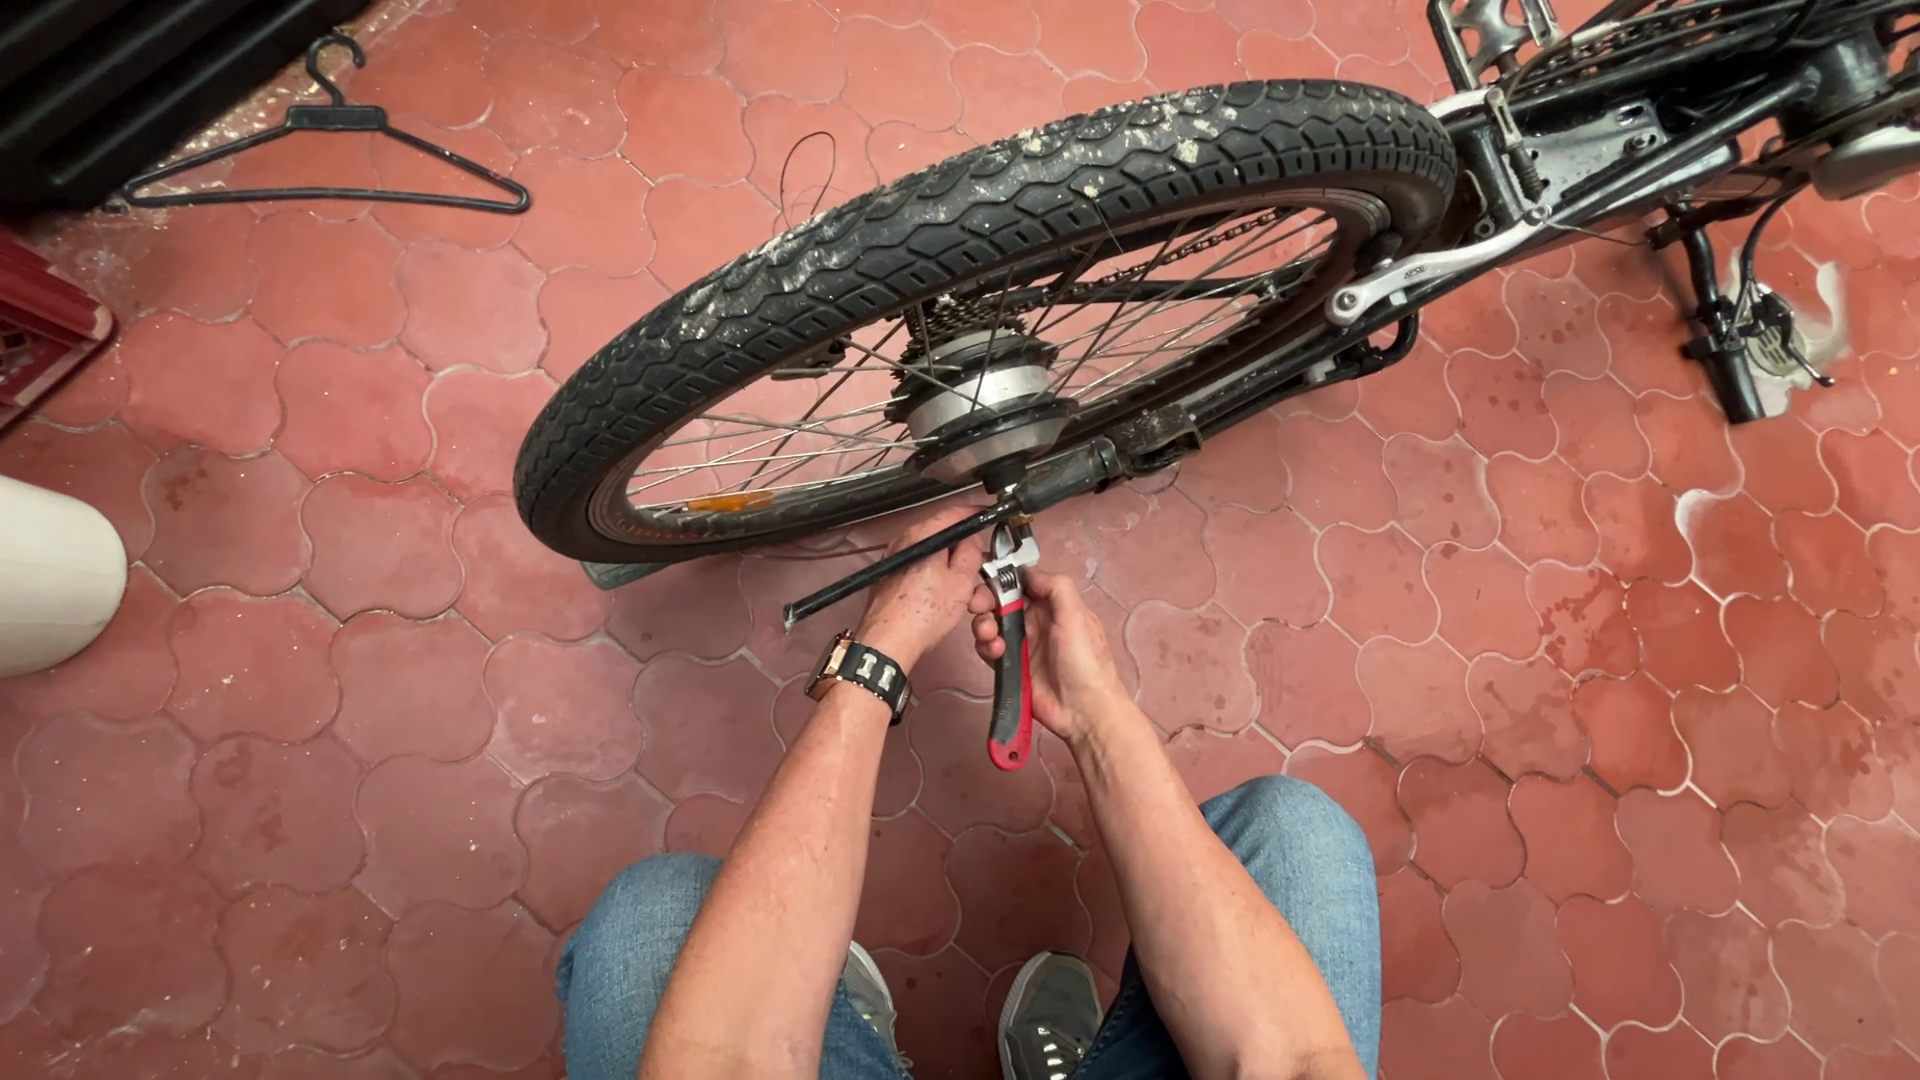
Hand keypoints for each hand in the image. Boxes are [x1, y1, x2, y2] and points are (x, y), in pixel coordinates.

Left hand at [853, 504, 987, 667]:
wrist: (888, 642)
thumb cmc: (922, 614)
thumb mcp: (961, 581)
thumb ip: (970, 551)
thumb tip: (971, 538)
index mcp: (922, 534)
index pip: (954, 511)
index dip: (975, 514)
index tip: (987, 518)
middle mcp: (904, 540)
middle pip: (941, 532)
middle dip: (963, 545)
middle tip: (979, 561)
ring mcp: (894, 558)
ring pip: (931, 551)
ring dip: (949, 562)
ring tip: (962, 586)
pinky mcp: (890, 575)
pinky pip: (919, 565)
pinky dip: (934, 573)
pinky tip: (942, 595)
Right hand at [970, 569, 1131, 744]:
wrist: (1083, 709)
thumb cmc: (1084, 659)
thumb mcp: (1077, 615)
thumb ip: (1055, 586)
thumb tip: (1027, 573)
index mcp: (1052, 605)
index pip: (1021, 583)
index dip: (1003, 579)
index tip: (988, 579)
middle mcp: (1035, 620)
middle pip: (1000, 601)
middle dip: (985, 599)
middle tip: (976, 605)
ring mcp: (1021, 643)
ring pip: (991, 623)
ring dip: (984, 624)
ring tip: (990, 635)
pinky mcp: (1009, 666)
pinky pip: (988, 649)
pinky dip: (985, 646)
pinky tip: (995, 652)